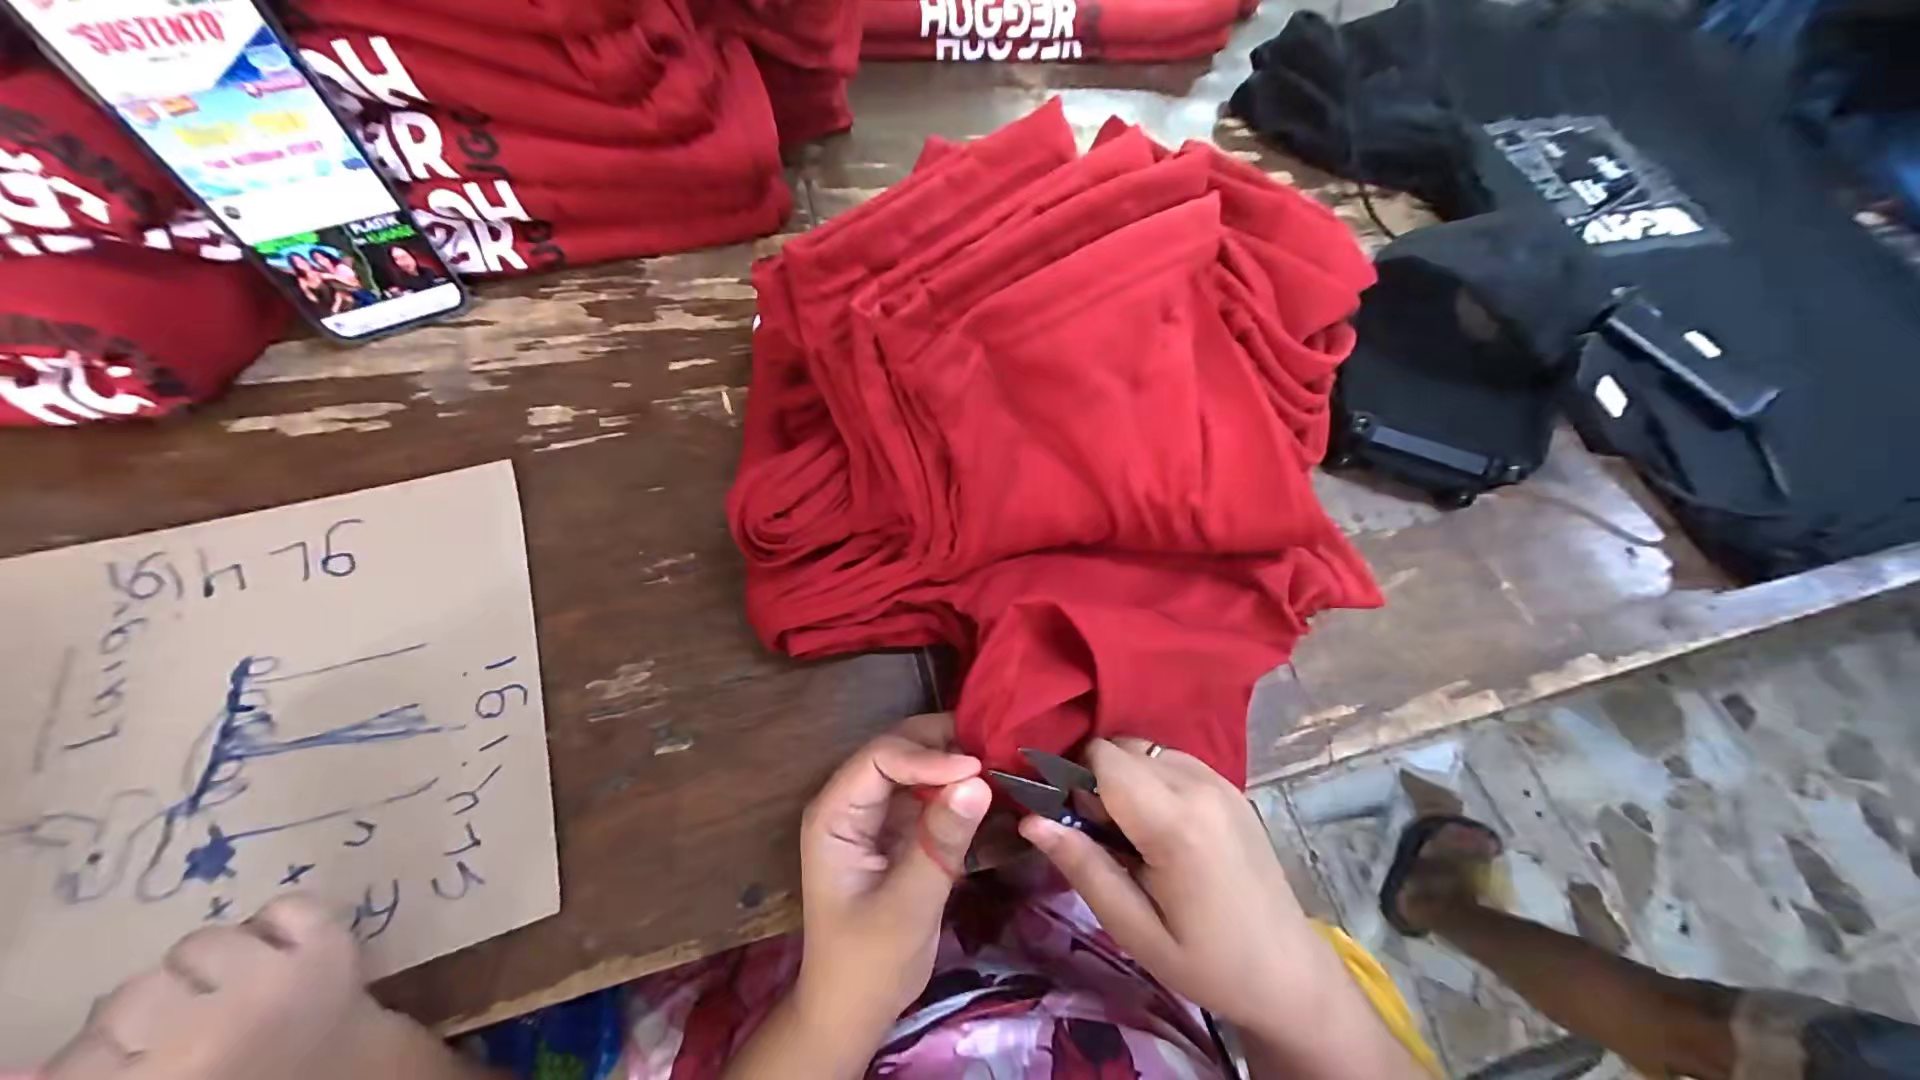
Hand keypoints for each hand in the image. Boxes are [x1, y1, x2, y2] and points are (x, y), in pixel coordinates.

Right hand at [39, 896, 381, 1079]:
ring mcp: (275, 982)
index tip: (138, 1062)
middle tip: (191, 1027)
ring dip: (211, 962)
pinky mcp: (332, 946)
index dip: (103, 1057)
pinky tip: (282, 952)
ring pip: (199, 942)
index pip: (73, 1059)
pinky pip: (285, 906)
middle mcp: (207, 1034)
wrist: (350, 1075)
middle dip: (155, 1008)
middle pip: (131, 994)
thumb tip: (16, 1070)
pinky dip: (280, 920)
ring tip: (235, 991)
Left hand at [793, 712, 990, 1039]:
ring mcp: (874, 811)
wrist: (854, 1008)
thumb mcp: (908, 907)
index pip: (880, 759)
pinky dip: (956, 784)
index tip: (976, 770)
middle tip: (993, 752)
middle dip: (943, 745)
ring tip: (996, 763)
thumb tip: (978, 782)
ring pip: (915, 762)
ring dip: (953, 759)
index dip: (928, 757)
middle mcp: (851, 800)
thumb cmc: (868, 963)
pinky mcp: (898, 825)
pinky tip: (986, 787)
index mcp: (834, 813)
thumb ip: (939, 842)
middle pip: (897, 749)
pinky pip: (928, 789)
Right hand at [1019, 738, 1423, 1078]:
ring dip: (1123, 776)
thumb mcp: (1134, 929)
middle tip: (1103, 834)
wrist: (1290, 973)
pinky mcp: (1229, 784)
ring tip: (1133, 832)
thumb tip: (1031, 820)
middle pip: (1120, 747)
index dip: (1075, 779)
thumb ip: (1083, 866)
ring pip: (1143, 749)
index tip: (1074, 821)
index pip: (1102, 757)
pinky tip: (1160, 824)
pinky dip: (1150, 777)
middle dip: (1097, 779)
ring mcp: (1219, 780)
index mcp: (1175, 822)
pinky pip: (1169, 758)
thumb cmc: (1206, 962)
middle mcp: (1198, 785)